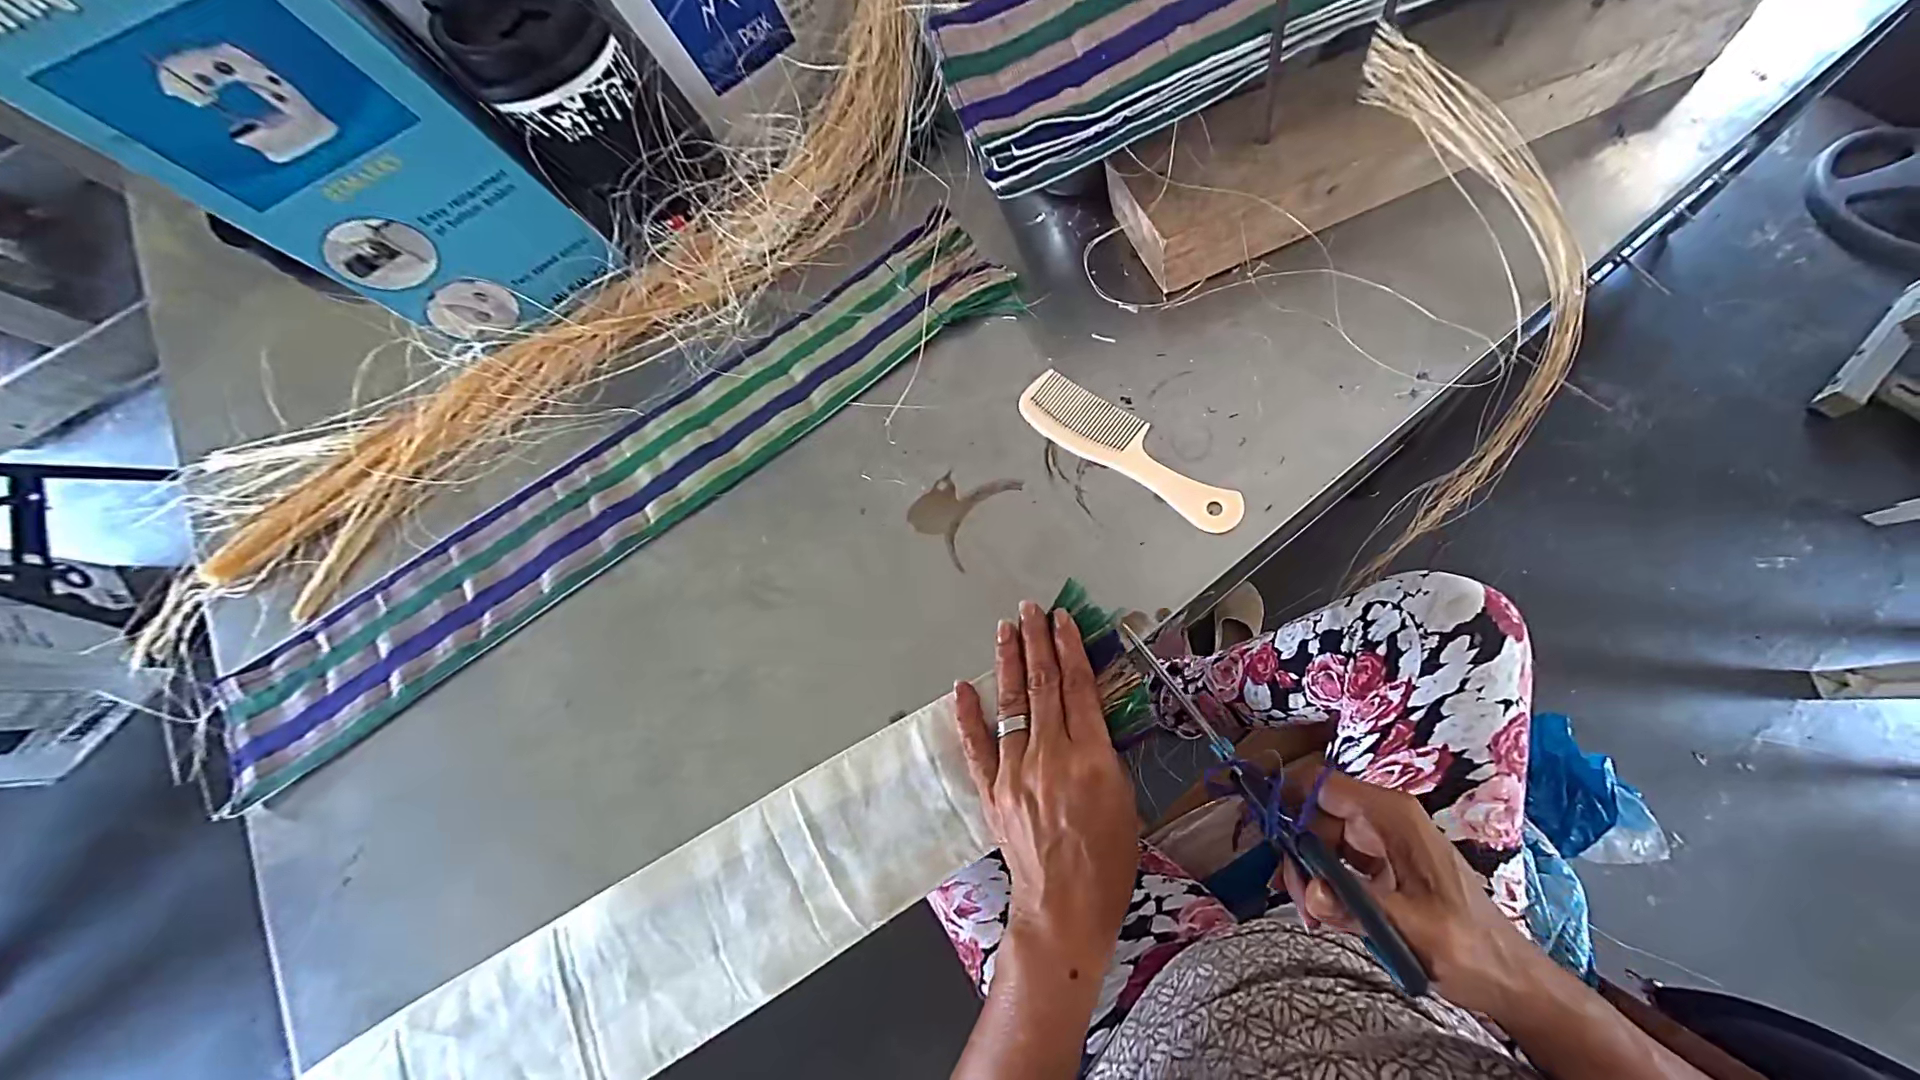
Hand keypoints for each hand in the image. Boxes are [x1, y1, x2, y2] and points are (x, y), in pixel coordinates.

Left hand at [953, 601, 1138, 967]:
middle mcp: (1050, 757)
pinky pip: (977, 745)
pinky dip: (968, 714)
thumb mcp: (1123, 798)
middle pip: (1043, 686)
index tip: (1061, 619)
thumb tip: (1082, 714)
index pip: (1078, 688)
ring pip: (1011, 705)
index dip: (1069, 648)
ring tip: (1005, 629)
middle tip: (1030, 609)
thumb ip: (1101, 750)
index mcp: (1091, 758)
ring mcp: (1015, 772)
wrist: (1065, 907)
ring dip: (1008, 662)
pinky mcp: (992, 789)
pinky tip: (963, 685)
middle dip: (1036, 642)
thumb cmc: (1107, 859)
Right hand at [1277, 763, 1540, 1016]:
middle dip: (1297, 854)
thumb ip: (1358, 906)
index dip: (1286, 799)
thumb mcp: (1413, 929)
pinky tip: (1322, 913)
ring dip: (1307, 873)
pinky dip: (1322, 883)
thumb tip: (1311, 890)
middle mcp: (1383, 818)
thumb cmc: (1472, 950)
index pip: (1321, 785)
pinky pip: (1334, 860)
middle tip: (1296, 897)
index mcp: (1392, 816)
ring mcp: (1381, 840)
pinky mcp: (1379, 863)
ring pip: (1319, 839)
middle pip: (1313, 816)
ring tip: (1311, 914)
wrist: (1513, 984)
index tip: (1262, 829)